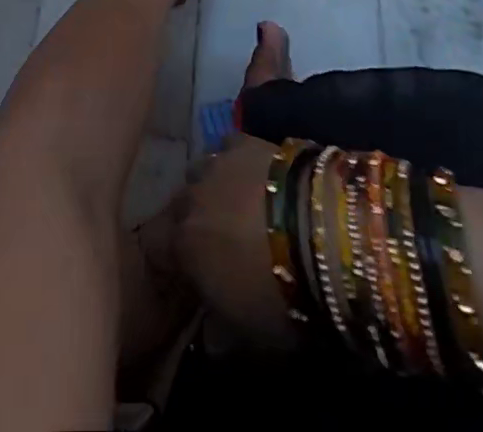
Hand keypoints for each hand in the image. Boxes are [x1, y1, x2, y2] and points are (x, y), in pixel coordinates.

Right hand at [173, 136, 293, 343]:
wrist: (327, 235)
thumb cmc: (284, 296)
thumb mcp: (253, 336)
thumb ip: (222, 334)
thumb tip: (209, 339)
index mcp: (179, 246)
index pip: (155, 248)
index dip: (171, 259)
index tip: (190, 273)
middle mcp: (187, 200)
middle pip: (178, 209)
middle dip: (192, 222)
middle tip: (220, 241)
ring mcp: (214, 166)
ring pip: (200, 176)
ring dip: (213, 190)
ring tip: (240, 207)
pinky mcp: (245, 144)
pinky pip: (229, 149)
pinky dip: (238, 163)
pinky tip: (257, 177)